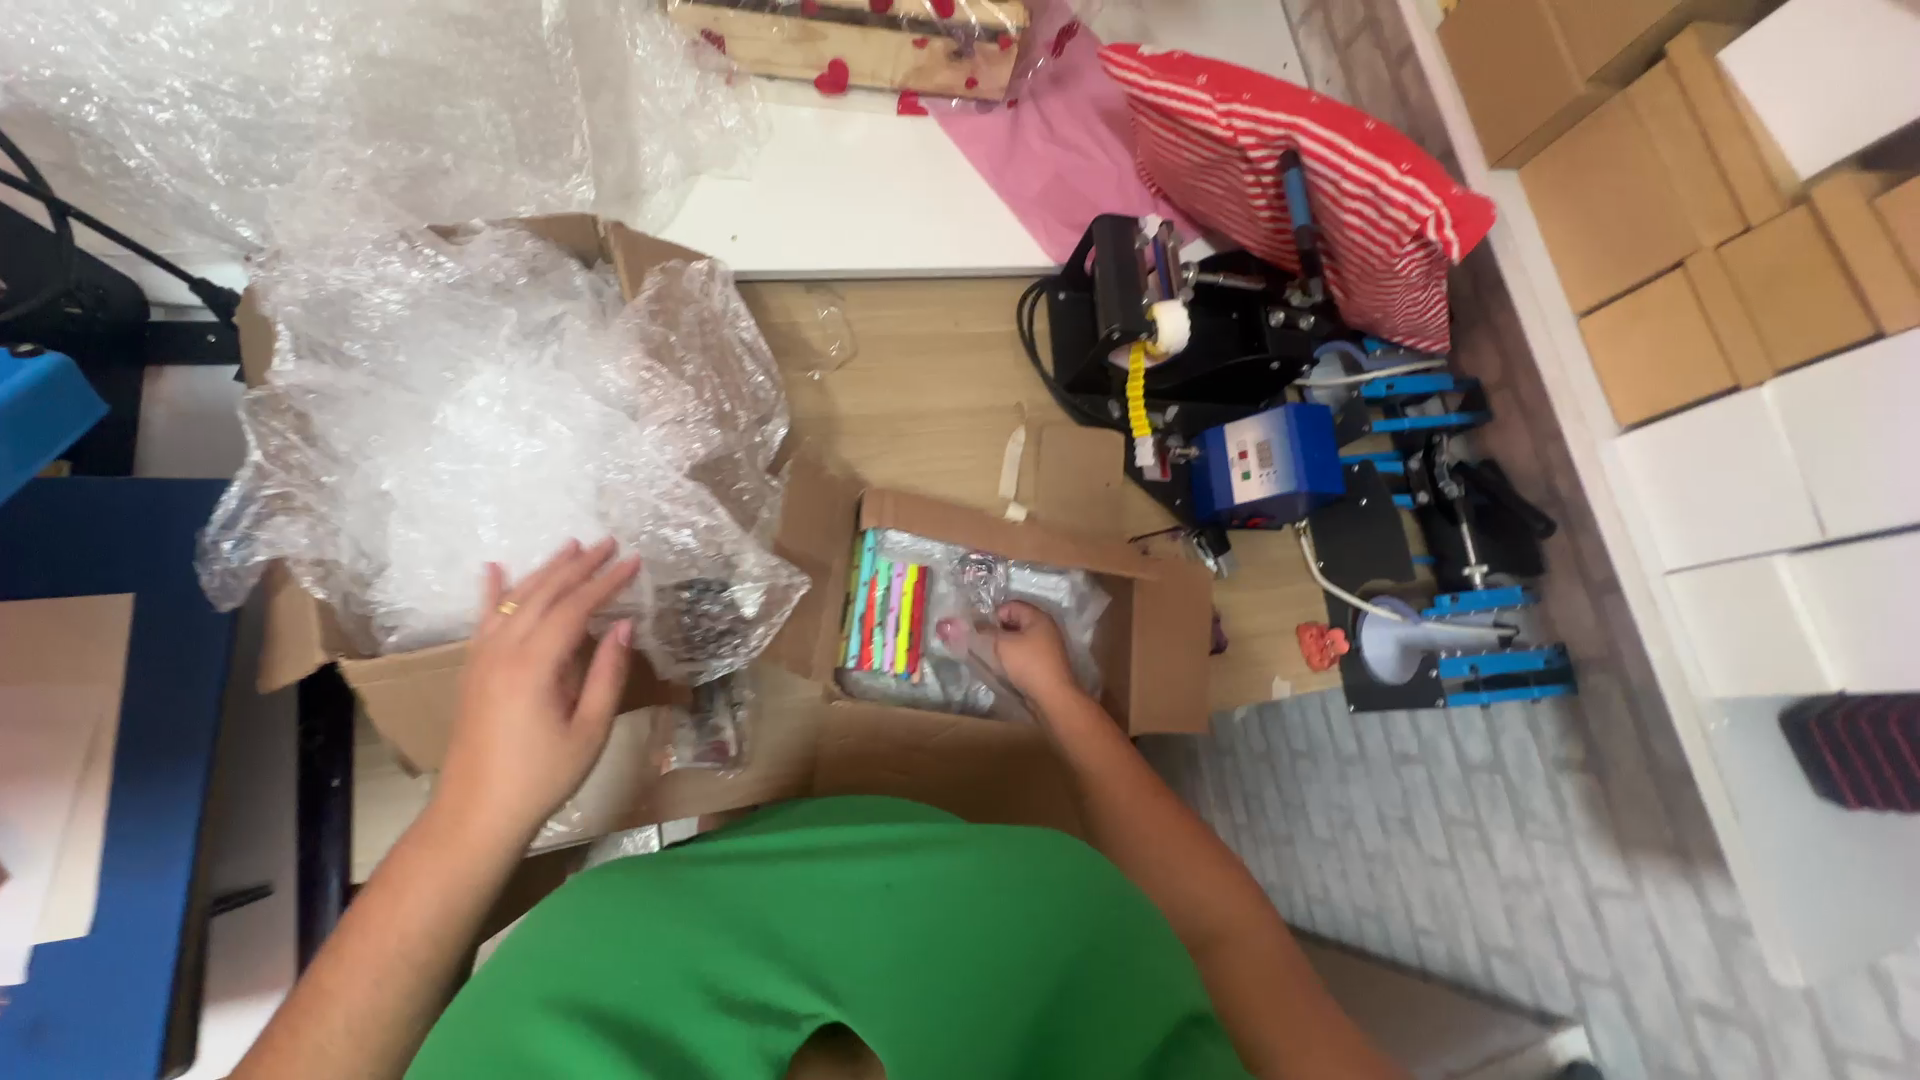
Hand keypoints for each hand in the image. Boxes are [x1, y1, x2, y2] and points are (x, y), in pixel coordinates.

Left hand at [434, 538, 641, 849]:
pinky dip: (493, 593)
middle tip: (609, 543)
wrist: (476, 813)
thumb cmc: (542, 776)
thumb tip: (623, 626)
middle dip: (578, 566)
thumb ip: (607, 674)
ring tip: (570, 547)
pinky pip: (485, 620)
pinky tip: (494, 570)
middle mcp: (503, 652)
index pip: (576, 608)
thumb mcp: (590, 729)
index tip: (633, 560)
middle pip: (544, 595)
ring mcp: (481, 659)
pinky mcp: (472, 671)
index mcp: (535, 665)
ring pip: (515, 601)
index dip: (606, 582)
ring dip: (545, 571)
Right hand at [990, 601, 1078, 704]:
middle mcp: (1046, 626)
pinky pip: (1026, 649)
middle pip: (1017, 619)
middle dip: (999, 628)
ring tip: (994, 653)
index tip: (983, 630)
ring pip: (1021, 636)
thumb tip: (977, 623)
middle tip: (986, 641)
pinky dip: (1015, 653)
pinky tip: (1006, 663)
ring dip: (1006, 642)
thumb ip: (988, 631)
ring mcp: (1048, 644)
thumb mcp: (1003, 644)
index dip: (995, 615)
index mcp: (1038, 617)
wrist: (1052, 695)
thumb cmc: (1028, 664)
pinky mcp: (1046, 659)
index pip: (1011, 605)